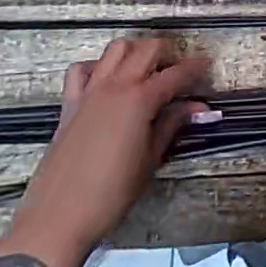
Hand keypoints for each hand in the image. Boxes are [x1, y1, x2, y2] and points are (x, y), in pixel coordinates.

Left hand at [4, 36, 211, 258]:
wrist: (57, 218)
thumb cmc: (112, 192)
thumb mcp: (151, 158)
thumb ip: (173, 124)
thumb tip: (198, 107)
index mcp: (140, 99)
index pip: (177, 73)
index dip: (196, 69)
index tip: (208, 69)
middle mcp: (115, 86)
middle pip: (147, 49)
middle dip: (169, 53)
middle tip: (180, 72)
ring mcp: (89, 92)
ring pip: (116, 49)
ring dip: (136, 52)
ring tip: (147, 71)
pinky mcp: (69, 104)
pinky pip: (82, 70)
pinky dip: (98, 67)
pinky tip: (108, 82)